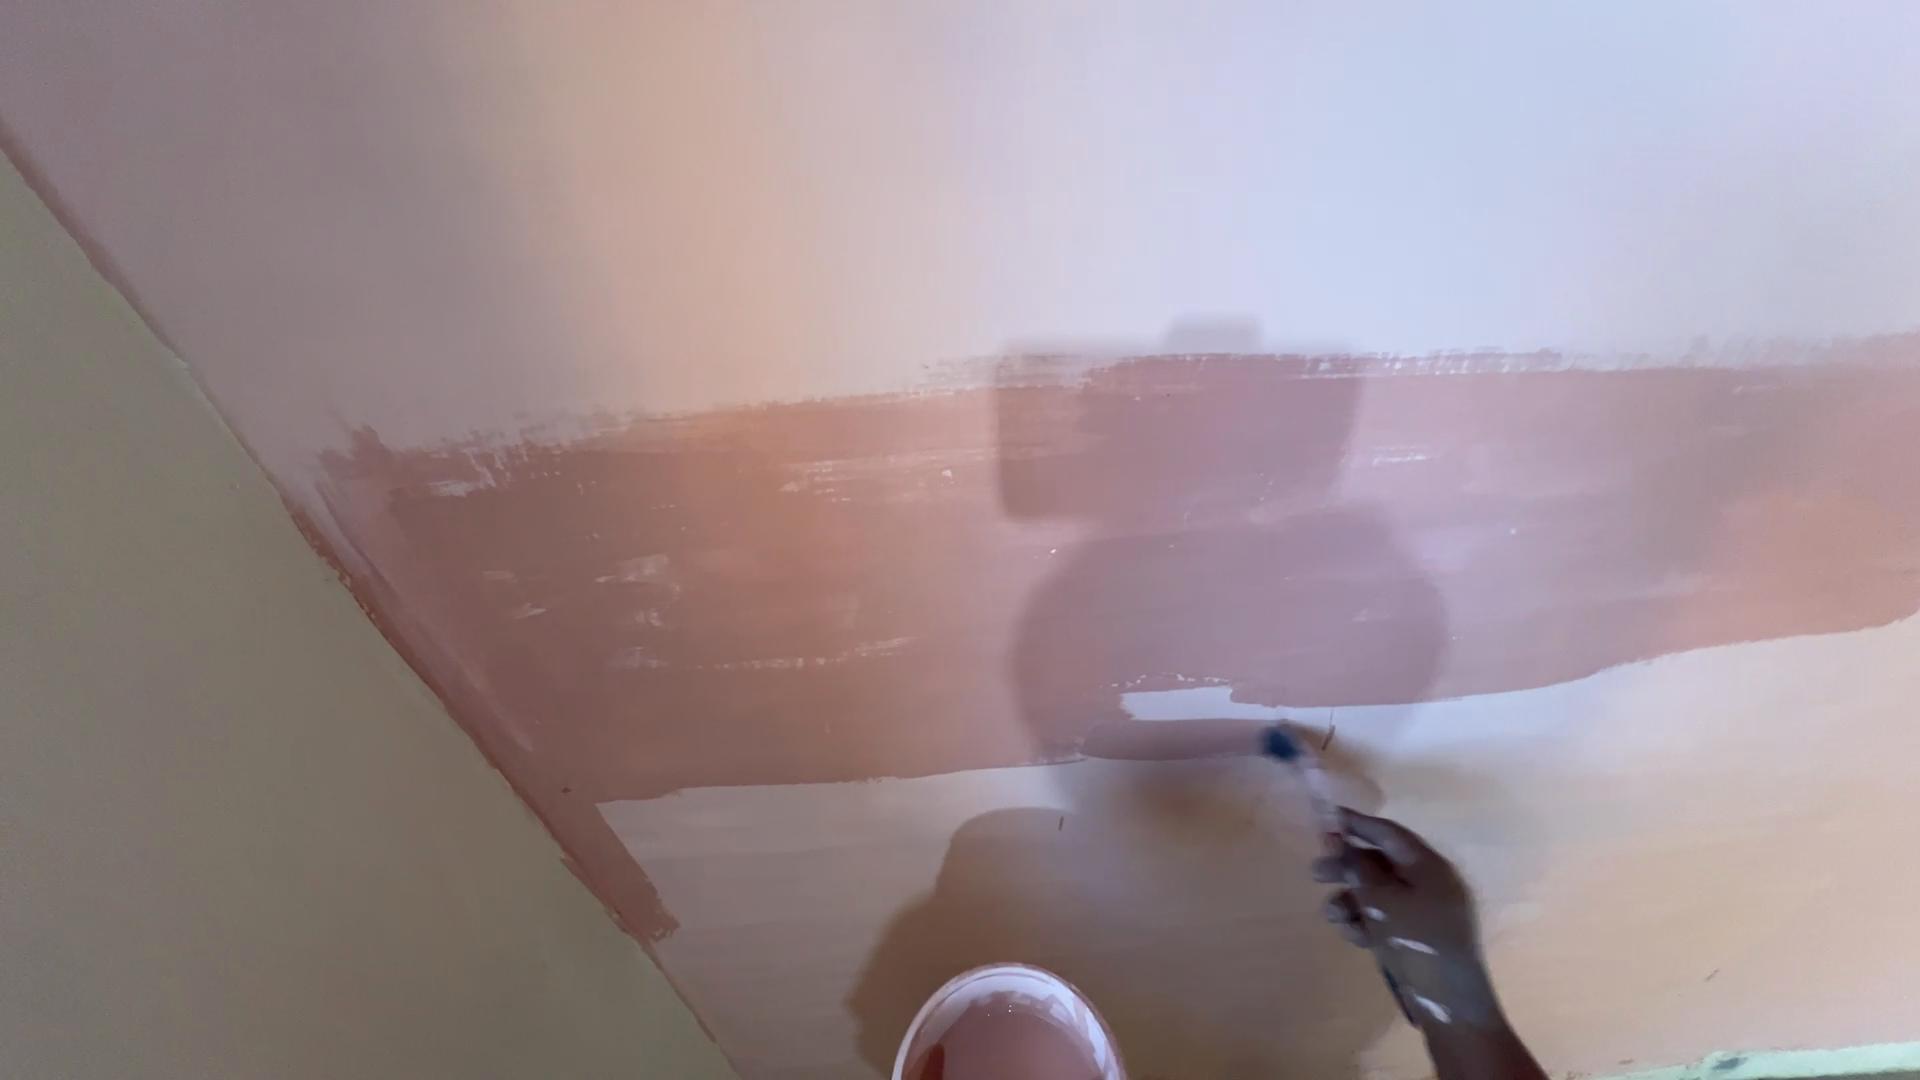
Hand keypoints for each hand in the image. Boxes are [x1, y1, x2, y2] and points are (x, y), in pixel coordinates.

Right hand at [1313, 808, 1499, 1029]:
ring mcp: (1427, 911)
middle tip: (1315, 873)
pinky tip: (1352, 935)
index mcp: (1430, 867)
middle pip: (1379, 862)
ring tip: (1333, 916)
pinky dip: (1365, 920)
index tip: (1323, 818)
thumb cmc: (1417, 942)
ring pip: (1378, 891)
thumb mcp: (1380, 900)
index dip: (1355, 823)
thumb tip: (1339, 841)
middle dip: (1345, 868)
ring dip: (1350, 900)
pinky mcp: (1419, 935)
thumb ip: (1357, 866)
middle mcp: (1430, 883)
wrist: (1452, 1008)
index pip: (1387, 833)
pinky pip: (1385, 915)